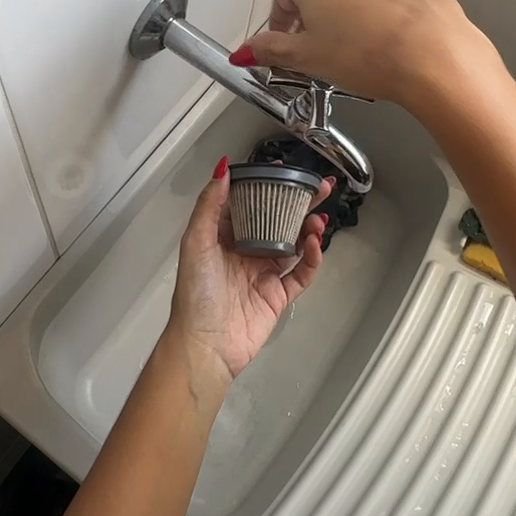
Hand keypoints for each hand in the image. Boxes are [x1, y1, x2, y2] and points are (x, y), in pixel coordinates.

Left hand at [166, 157, 331, 383]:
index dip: (266, 184)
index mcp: (223, 235)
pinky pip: (302, 273)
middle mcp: (245, 250)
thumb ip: (209, 204)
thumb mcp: (195, 242)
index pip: (249, 202)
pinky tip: (315, 244)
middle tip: (321, 187)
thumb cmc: (195, 294)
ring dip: (308, 229)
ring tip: (319, 217)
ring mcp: (263, 272)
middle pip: (278, 219)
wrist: (205, 345)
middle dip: (299, 202)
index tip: (284, 169)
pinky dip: (312, 258)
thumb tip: (222, 169)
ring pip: (294, 244)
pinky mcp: (278, 295)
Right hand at [234, 0, 503, 110]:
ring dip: (356, 14)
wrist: (433, 58)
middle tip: (323, 53)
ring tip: (362, 51)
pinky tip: (394, 40)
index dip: (281, 26)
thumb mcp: (306, 60)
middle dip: (319, 19)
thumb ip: (270, 50)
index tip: (285, 45)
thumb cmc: (370, 55)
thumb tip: (246, 52)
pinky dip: (391, 13)